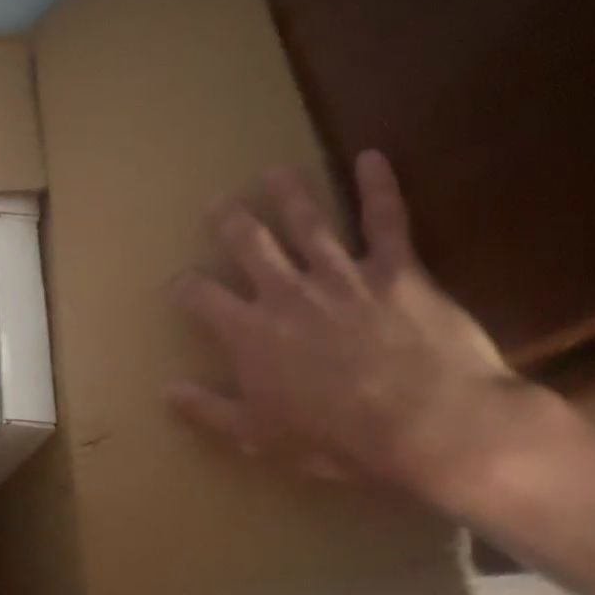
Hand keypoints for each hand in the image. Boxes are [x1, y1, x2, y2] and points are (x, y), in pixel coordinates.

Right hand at [170, 150, 519, 491]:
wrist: (429, 424)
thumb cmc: (337, 437)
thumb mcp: (259, 435)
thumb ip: (208, 410)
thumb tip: (165, 390)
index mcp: (250, 331)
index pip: (201, 296)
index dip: (184, 286)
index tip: (178, 284)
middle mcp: (287, 292)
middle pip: (249, 244)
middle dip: (229, 221)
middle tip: (219, 203)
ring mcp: (341, 275)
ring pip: (307, 222)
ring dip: (289, 194)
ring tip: (275, 173)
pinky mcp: (396, 270)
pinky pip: (386, 220)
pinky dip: (379, 186)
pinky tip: (373, 157)